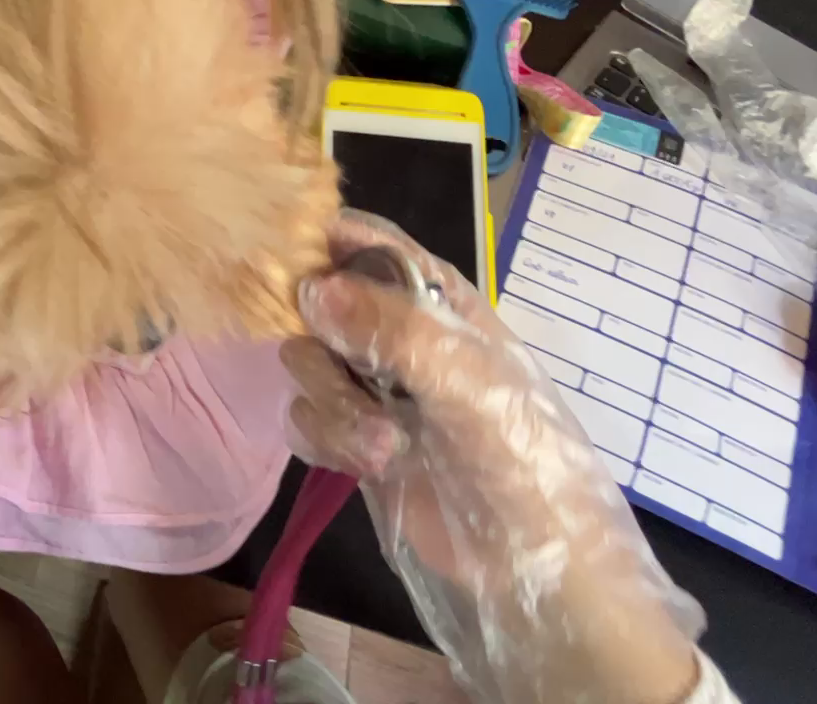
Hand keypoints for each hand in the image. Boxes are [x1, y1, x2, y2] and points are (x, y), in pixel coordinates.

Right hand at [282, 212, 703, 703]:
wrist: (533, 576)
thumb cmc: (522, 465)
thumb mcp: (472, 388)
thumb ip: (394, 331)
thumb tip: (309, 289)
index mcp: (433, 299)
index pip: (362, 240)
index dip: (317, 242)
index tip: (283, 263)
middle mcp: (393, 331)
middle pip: (314, 302)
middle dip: (323, 345)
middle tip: (349, 376)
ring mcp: (368, 383)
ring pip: (302, 360)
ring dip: (333, 405)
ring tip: (381, 445)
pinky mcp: (347, 431)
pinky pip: (301, 412)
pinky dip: (323, 438)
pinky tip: (364, 462)